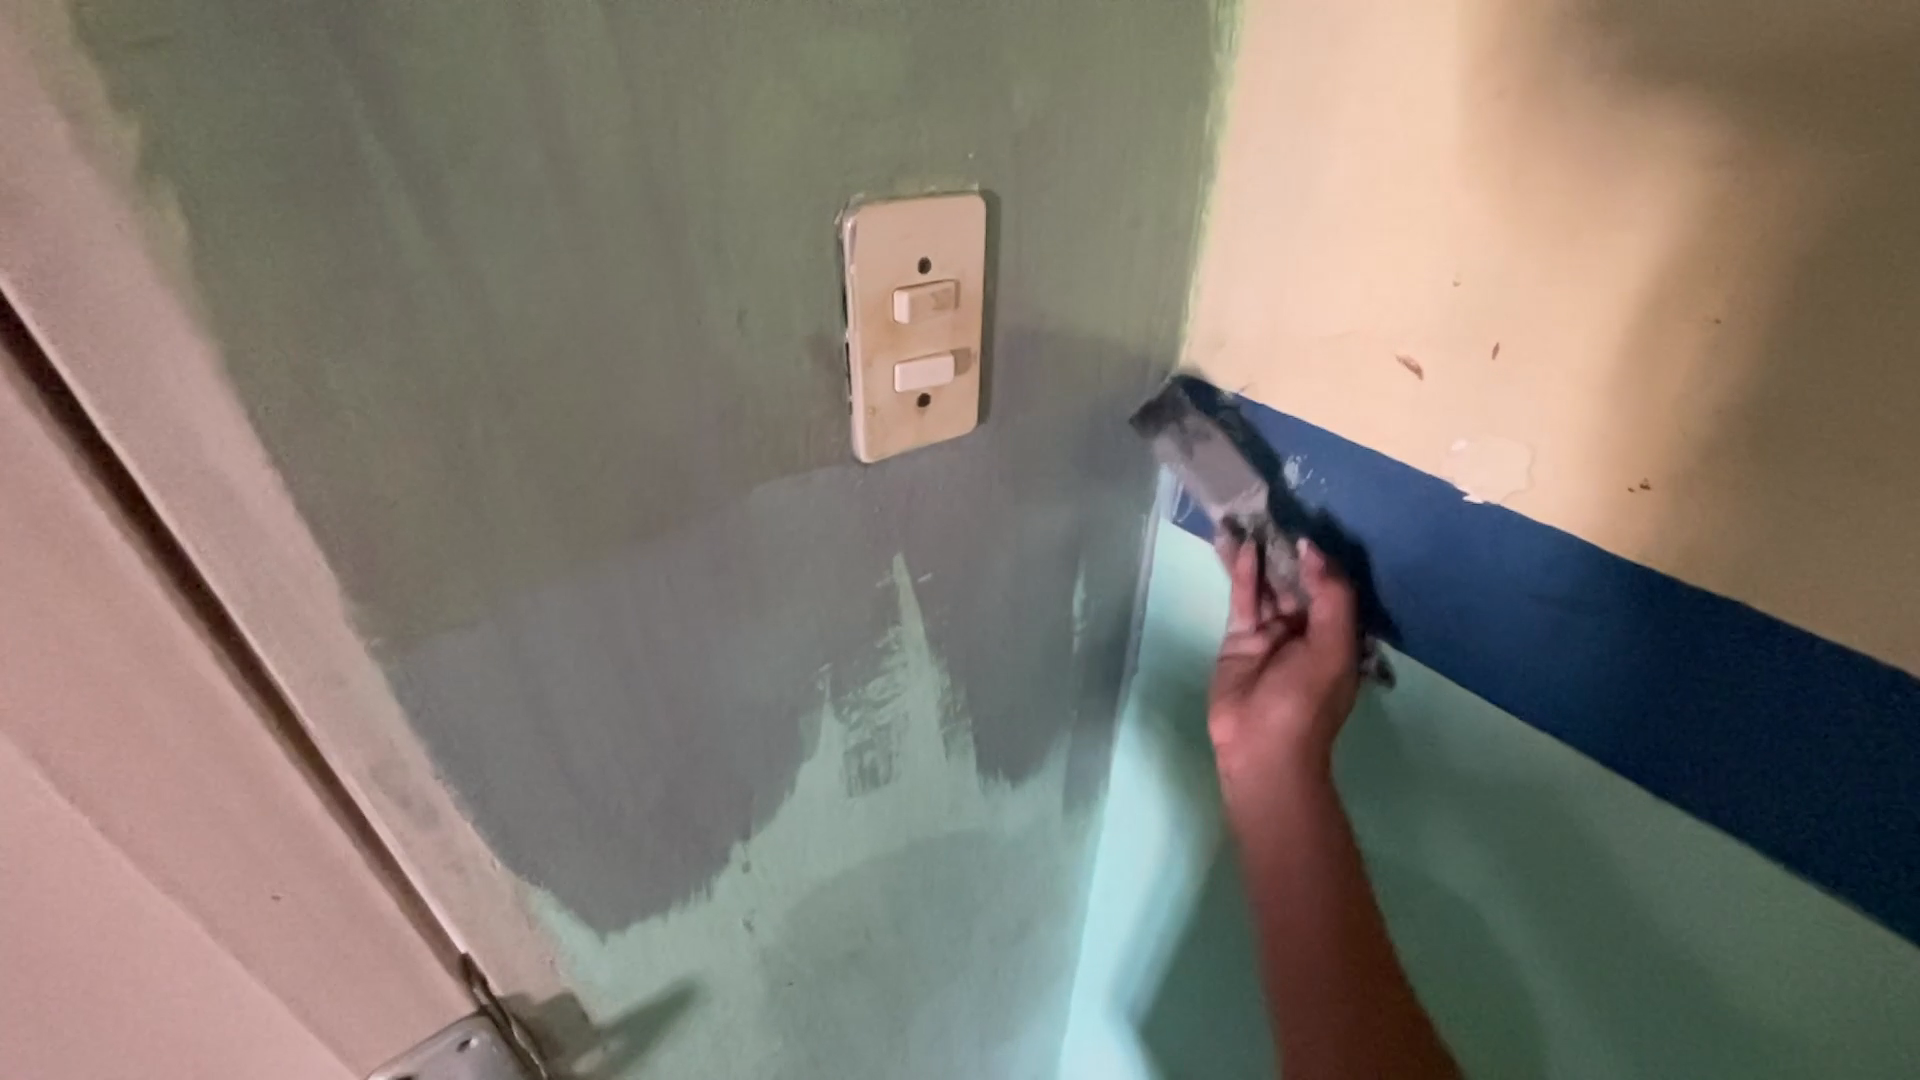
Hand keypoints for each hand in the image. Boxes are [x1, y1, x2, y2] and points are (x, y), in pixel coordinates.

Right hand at [1209, 535, 1361, 790]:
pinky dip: (1241, 573)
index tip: (1303, 526)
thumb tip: (1311, 549)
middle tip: (1267, 510)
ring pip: (1265, 584)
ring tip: (1243, 519)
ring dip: (1256, 554)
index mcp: (1336, 634)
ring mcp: (1270, 632)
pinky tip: (1237, 547)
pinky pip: (1242, 598)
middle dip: (1282, 549)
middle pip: (1293, 579)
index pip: (1329, 585)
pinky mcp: (1239, 637)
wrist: (1261, 749)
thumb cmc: (1305, 704)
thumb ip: (1329, 597)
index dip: (1318, 557)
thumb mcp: (1332, 649)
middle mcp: (1305, 628)